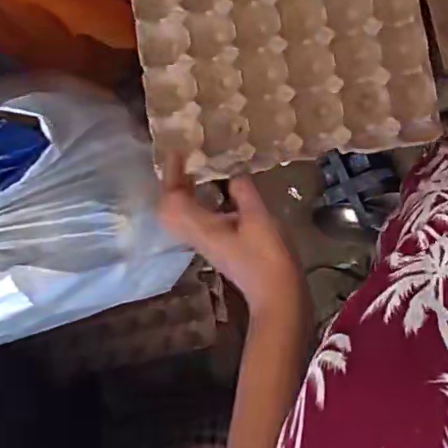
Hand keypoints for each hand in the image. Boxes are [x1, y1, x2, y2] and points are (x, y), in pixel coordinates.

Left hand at [158, 154, 307, 319]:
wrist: (277, 297)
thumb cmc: (268, 257)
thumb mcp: (258, 217)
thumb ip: (242, 191)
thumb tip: (233, 172)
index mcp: (202, 227)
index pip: (172, 198)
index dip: (172, 173)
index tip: (179, 150)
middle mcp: (197, 236)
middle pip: (169, 209)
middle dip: (173, 183)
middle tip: (185, 161)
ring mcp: (206, 244)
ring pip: (182, 214)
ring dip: (185, 191)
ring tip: (198, 170)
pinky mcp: (218, 247)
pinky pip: (197, 219)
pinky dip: (200, 201)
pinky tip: (219, 192)